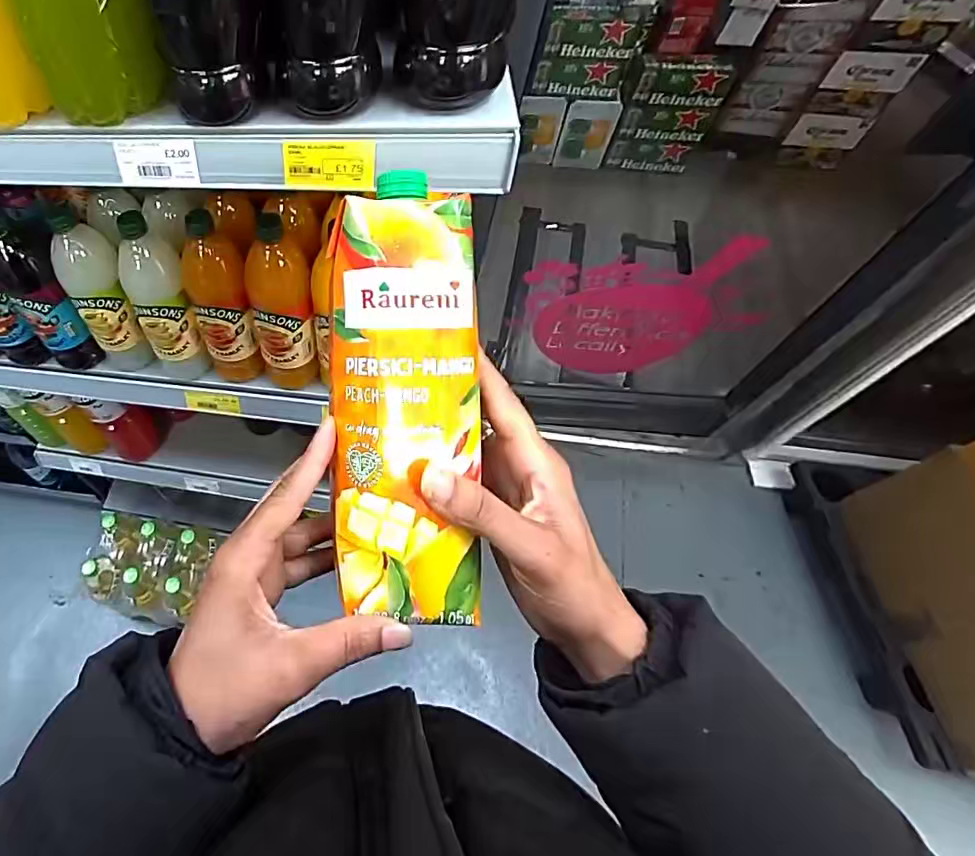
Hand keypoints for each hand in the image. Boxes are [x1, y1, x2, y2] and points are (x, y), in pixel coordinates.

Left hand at [168, 417, 412, 753]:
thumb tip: (400, 626)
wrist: (184, 722)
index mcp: (245, 558)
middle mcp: (247, 556)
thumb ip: (348, 641)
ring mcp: (251, 575)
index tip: (330, 429)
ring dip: (329, 527)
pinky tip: (352, 559)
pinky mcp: (257, 594)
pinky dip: (322, 559)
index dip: (310, 462)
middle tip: (360, 461)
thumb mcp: (290, 664)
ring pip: (296, 538)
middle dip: (323, 484)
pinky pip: (295, 564)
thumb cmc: (223, 687)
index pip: (284, 499)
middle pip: (291, 510)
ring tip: (370, 509)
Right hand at [418, 355, 647, 681]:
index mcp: (535, 463)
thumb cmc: (574, 585)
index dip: (478, 372)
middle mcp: (515, 469)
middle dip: (439, 403)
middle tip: (397, 386)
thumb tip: (429, 475)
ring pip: (459, 456)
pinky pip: (453, 488)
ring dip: (429, 444)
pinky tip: (402, 481)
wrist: (586, 631)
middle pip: (473, 424)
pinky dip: (429, 482)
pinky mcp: (487, 515)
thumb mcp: (532, 546)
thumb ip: (482, 511)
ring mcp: (500, 492)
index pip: (503, 405)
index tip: (447, 343)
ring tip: (388, 428)